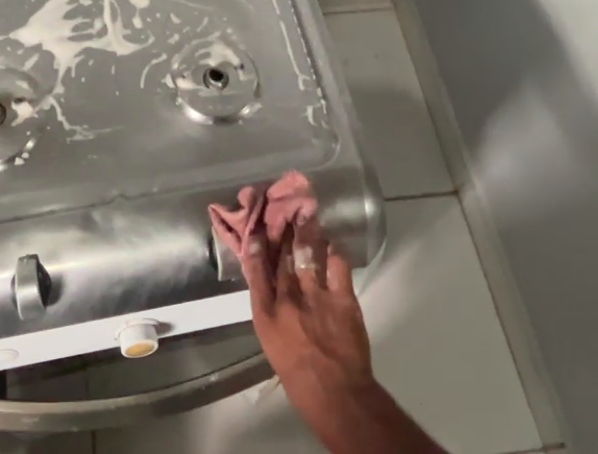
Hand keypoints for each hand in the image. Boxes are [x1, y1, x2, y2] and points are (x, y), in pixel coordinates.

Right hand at [244, 216, 374, 413]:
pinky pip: (337, 264)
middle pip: (282, 255)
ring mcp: (316, 296)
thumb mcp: (272, 339)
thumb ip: (270, 307)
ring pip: (307, 252)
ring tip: (305, 211)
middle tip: (282, 205)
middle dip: (281, 228)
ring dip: (305, 229)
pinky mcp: (342, 298)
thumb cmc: (298, 372)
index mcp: (266, 314)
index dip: (255, 244)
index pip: (255, 269)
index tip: (255, 224)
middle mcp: (288, 299)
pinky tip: (332, 243)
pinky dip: (333, 250)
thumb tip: (271, 281)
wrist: (335, 393)